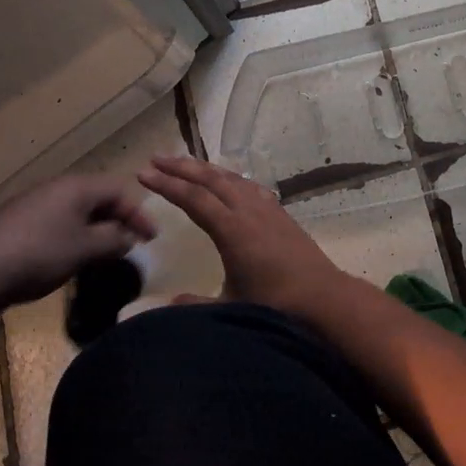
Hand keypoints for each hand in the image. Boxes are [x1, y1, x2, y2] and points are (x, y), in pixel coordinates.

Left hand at [0, 172, 156, 311]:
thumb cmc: (36, 254)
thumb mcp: (85, 249)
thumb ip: (113, 240)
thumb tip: (127, 237)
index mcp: (77, 187)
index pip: (121, 190)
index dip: (139, 213)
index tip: (151, 240)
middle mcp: (56, 190)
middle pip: (98, 199)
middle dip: (118, 222)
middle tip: (130, 248)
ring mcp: (33, 208)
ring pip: (77, 215)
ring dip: (95, 234)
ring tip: (103, 260)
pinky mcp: (17, 229)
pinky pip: (57, 229)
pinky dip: (72, 242)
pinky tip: (69, 265)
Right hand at [138, 156, 351, 317]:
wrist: (322, 296)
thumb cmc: (275, 304)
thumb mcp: (229, 308)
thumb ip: (193, 305)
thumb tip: (163, 305)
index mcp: (232, 230)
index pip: (193, 199)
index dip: (167, 185)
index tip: (143, 173)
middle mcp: (248, 211)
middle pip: (210, 180)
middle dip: (181, 167)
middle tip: (155, 158)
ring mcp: (267, 209)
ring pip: (231, 178)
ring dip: (205, 169)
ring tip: (185, 163)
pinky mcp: (280, 213)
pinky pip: (249, 186)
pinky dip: (231, 177)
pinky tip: (228, 180)